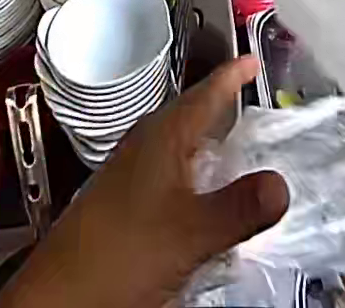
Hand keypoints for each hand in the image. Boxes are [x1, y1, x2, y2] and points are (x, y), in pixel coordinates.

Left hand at [0, 56, 289, 307]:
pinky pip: (169, 167)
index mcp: (164, 135)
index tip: (251, 59)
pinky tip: (202, 195)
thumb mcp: (191, 232)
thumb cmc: (123, 249)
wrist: (64, 289)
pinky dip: (193, 170)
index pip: (205, 94)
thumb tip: (280, 185)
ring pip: (179, 141)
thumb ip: (238, 208)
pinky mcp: (126, 193)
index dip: (231, 75)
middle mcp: (147, 142)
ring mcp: (133, 166)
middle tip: (247, 96)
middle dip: (220, 104)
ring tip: (234, 144)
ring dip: (207, 140)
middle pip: (191, 113)